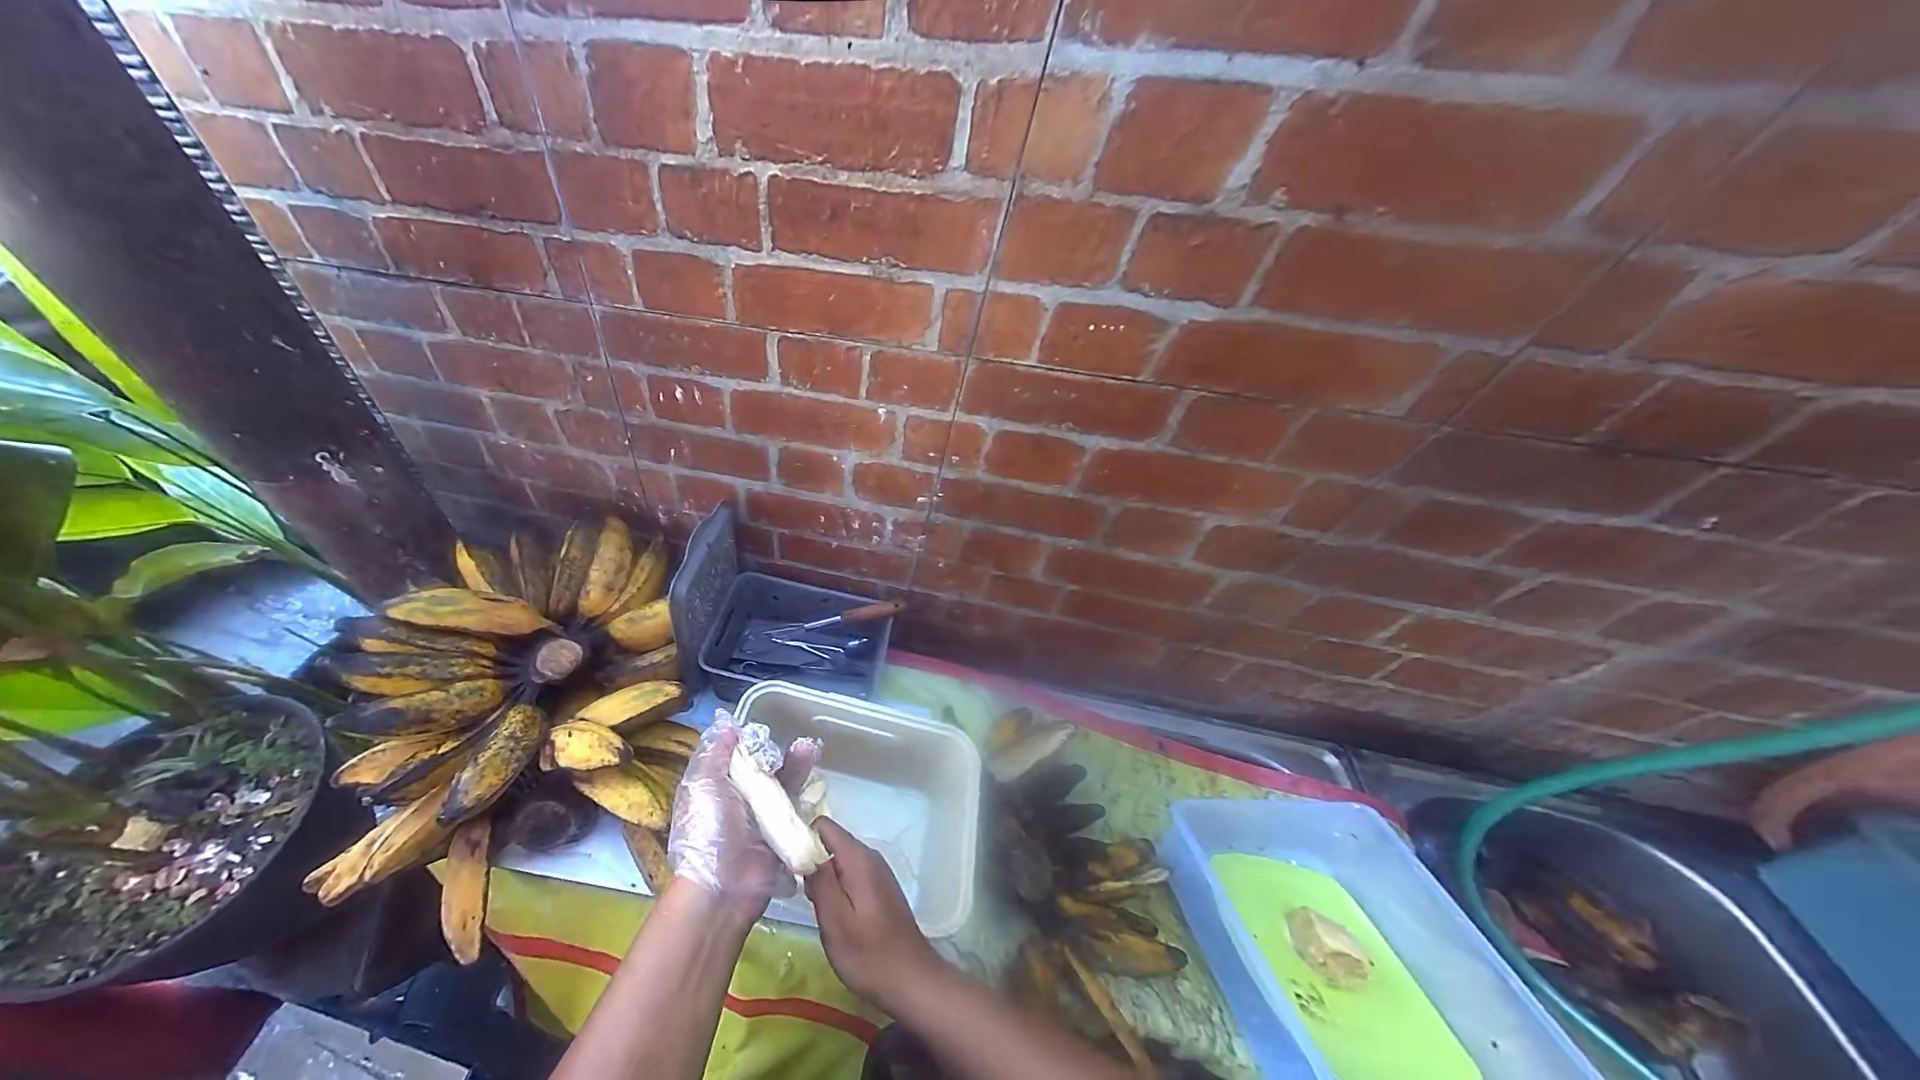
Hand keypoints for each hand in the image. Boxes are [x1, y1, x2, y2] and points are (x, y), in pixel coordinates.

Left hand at [668, 713, 818, 918]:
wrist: (725, 886)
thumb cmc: (708, 831)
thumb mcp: (703, 785)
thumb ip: (714, 754)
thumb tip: (728, 725)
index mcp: (717, 790)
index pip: (736, 759)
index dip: (750, 743)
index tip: (764, 730)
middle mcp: (741, 801)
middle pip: (765, 770)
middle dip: (780, 754)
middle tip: (799, 740)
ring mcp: (764, 818)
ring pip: (785, 785)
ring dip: (797, 766)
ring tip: (810, 748)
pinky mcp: (784, 833)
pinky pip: (799, 807)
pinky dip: (807, 790)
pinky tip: (815, 774)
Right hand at [805, 817, 945, 1009]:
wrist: (909, 978)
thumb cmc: (868, 954)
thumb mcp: (835, 919)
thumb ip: (820, 881)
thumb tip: (805, 852)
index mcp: (858, 858)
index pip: (823, 826)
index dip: (800, 836)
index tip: (781, 859)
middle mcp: (869, 856)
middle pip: (830, 841)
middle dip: (808, 859)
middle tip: (792, 888)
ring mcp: (876, 872)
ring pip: (838, 859)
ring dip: (820, 876)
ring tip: (808, 903)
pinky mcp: (878, 887)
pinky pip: (849, 873)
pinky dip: (834, 886)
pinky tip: (828, 911)